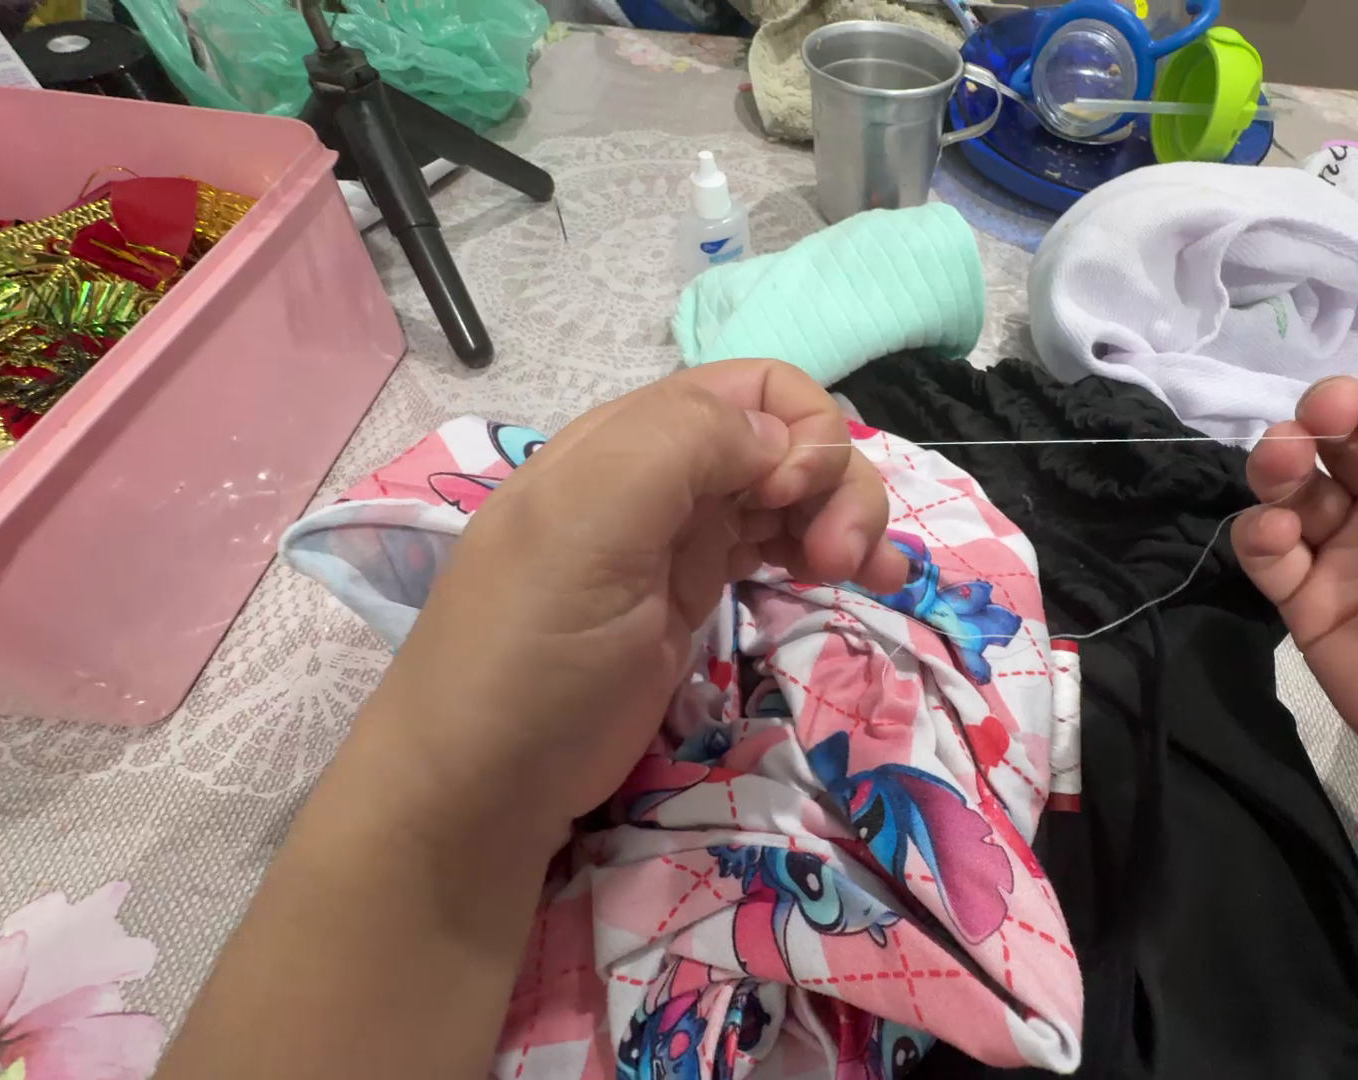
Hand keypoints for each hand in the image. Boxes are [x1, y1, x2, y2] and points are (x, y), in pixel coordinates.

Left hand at [354, 359, 907, 860]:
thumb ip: (679, 446)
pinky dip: (829, 550)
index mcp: (633, 439)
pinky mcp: (701, 585)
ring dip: (847, 517)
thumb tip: (779, 439)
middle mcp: (667, 474)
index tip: (793, 500)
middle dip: (836, 483)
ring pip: (794, 492)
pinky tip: (866, 578)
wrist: (486, 783)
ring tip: (871, 574)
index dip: (799, 429)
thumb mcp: (586, 528)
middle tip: (844, 559)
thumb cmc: (531, 654)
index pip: (754, 387)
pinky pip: (780, 542)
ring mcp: (686, 533)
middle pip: (788, 440)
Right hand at [1231, 328, 1357, 815]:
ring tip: (1283, 457)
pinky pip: (1268, 551)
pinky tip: (1278, 535)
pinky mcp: (1307, 600)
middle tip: (1331, 413)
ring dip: (1281, 456)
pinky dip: (1260, 532)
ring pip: (1297, 481)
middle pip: (1351, 429)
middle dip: (1333, 406)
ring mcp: (1352, 551)